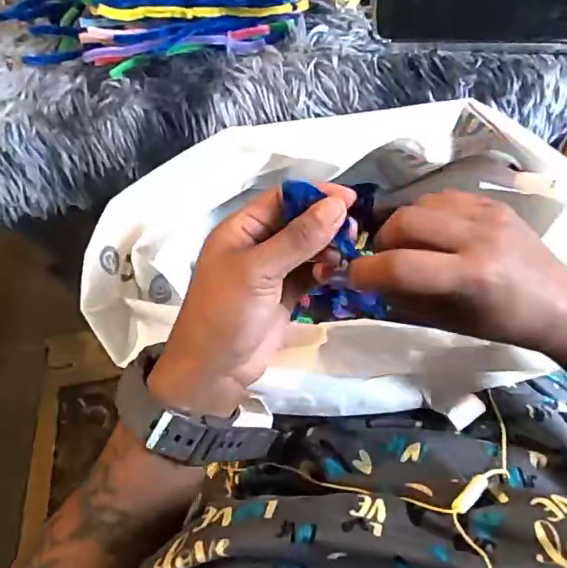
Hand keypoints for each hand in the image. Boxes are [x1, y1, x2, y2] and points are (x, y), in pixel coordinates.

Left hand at [148, 182, 357, 416]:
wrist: (212, 372)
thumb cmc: (225, 313)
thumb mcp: (259, 270)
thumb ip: (298, 238)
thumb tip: (337, 204)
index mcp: (241, 230)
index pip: (282, 199)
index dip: (315, 195)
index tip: (350, 199)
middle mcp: (257, 245)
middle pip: (299, 222)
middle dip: (326, 223)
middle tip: (354, 231)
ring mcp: (272, 272)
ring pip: (308, 248)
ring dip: (329, 248)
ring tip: (348, 255)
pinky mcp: (285, 296)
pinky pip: (311, 274)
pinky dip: (326, 271)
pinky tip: (339, 273)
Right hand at [338, 190, 566, 353]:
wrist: (559, 303)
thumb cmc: (503, 323)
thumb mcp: (449, 320)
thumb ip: (405, 297)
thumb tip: (366, 280)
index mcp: (472, 276)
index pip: (402, 265)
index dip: (366, 270)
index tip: (350, 276)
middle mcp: (479, 237)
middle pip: (406, 222)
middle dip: (380, 241)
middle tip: (379, 259)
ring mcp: (489, 214)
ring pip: (420, 203)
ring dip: (401, 224)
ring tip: (404, 244)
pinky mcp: (493, 202)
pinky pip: (443, 197)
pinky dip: (425, 213)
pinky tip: (429, 231)